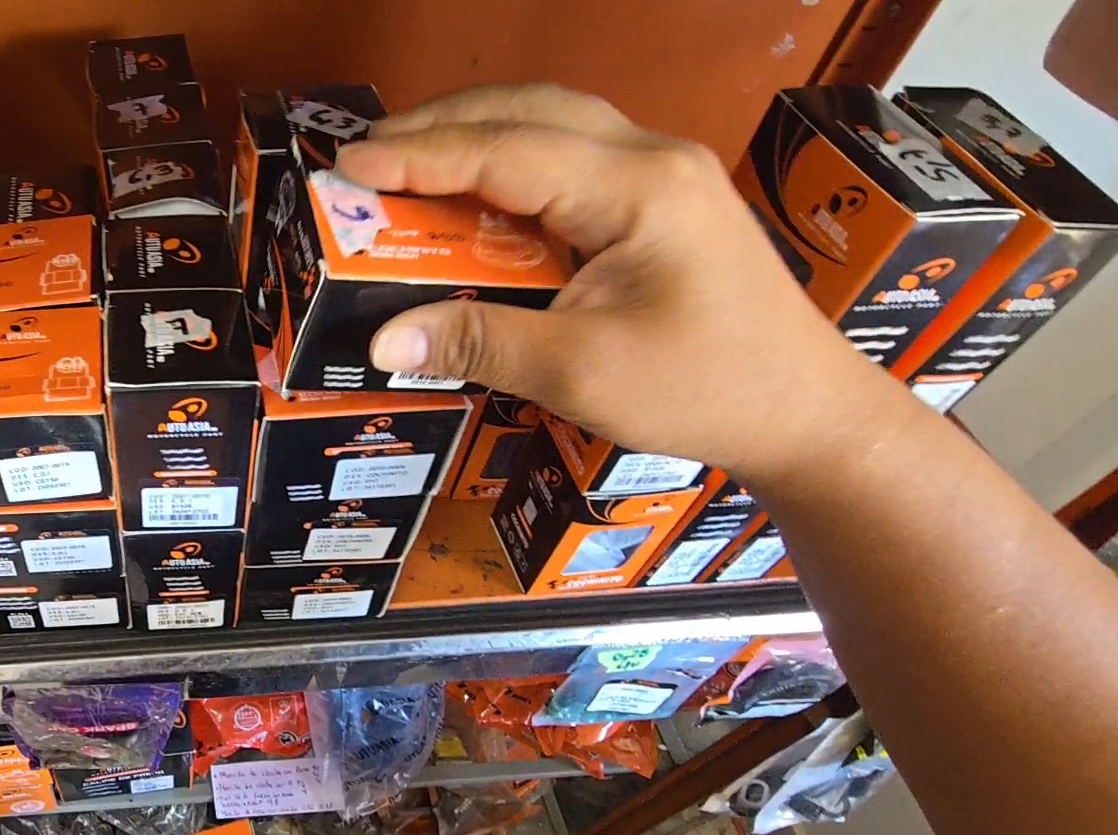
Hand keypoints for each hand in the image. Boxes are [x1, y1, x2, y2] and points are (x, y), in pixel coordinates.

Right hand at [334, 84, 919, 486]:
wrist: (799, 410)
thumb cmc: (700, 388)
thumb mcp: (579, 371)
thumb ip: (478, 344)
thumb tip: (381, 341)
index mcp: (635, 187)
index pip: (505, 151)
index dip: (419, 155)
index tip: (348, 165)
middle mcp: (649, 160)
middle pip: (529, 112)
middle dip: (440, 126)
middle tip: (366, 157)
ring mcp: (658, 178)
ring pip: (549, 127)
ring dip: (472, 137)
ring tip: (405, 165)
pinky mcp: (654, 208)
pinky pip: (565, 166)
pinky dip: (503, 170)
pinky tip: (471, 196)